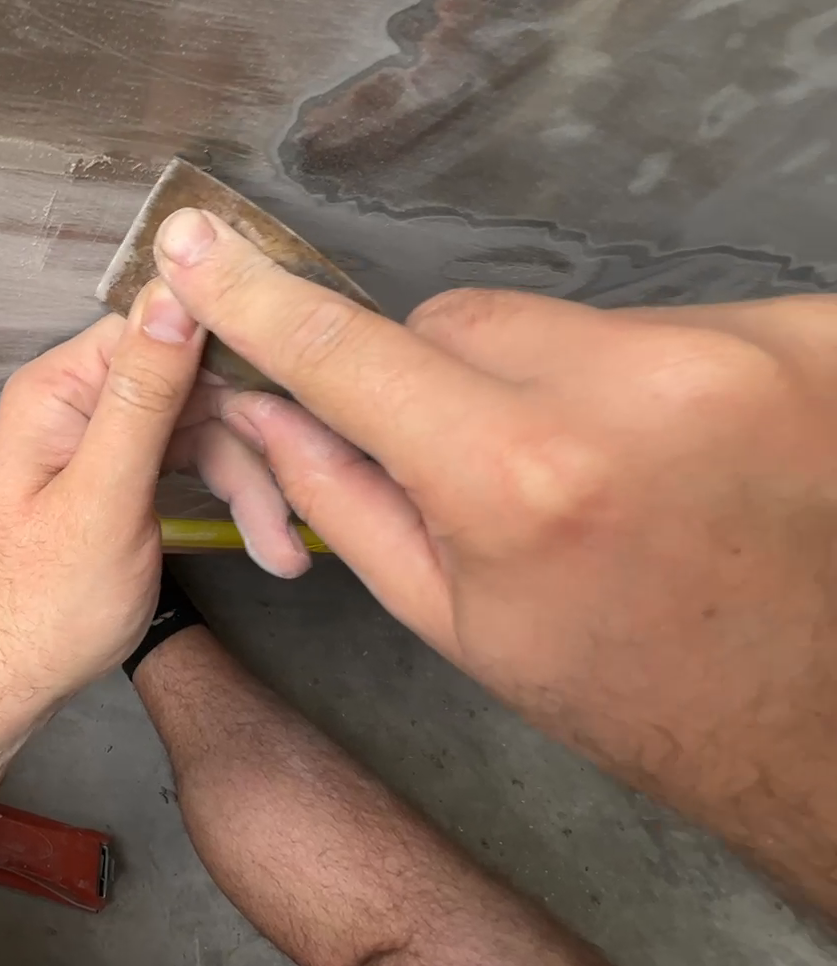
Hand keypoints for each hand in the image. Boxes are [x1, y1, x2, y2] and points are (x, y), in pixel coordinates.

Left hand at [0, 280, 301, 698]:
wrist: (21, 672)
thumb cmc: (48, 601)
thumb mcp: (103, 497)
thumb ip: (141, 397)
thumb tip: (176, 290)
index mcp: (58, 390)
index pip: (155, 326)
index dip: (228, 350)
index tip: (302, 384)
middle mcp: (77, 400)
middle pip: (189, 379)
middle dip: (249, 437)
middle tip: (295, 502)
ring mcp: (102, 435)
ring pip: (201, 424)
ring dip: (249, 480)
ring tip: (282, 546)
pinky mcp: (124, 470)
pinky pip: (191, 458)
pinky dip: (230, 493)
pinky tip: (265, 538)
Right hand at [150, 207, 836, 910]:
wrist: (825, 720)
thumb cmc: (603, 677)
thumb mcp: (435, 604)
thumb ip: (331, 491)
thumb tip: (258, 404)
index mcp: (519, 477)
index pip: (342, 353)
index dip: (253, 298)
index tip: (191, 245)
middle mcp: (640, 386)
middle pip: (445, 321)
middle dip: (416, 376)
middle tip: (451, 456)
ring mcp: (751, 343)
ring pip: (536, 318)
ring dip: (515, 375)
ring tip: (567, 461)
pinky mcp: (819, 326)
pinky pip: (632, 320)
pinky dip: (607, 372)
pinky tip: (646, 445)